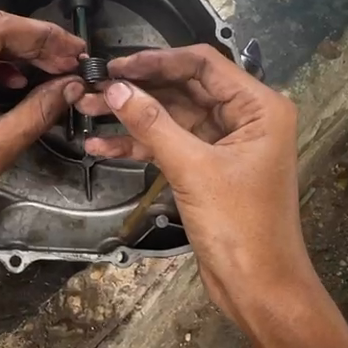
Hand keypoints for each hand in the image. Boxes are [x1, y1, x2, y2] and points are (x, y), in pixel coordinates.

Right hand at [75, 45, 310, 316]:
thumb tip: (117, 89)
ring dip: (132, 116)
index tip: (117, 65)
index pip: (203, 64)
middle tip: (94, 87)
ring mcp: (224, 145)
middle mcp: (245, 119)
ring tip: (88, 111)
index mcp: (259, 108)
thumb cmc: (243, 228)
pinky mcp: (207, 169)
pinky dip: (139, 145)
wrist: (258, 286)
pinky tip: (103, 146)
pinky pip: (169, 145)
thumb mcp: (193, 170)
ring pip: (171, 117)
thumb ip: (153, 125)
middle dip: (138, 89)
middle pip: (183, 88)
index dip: (157, 61)